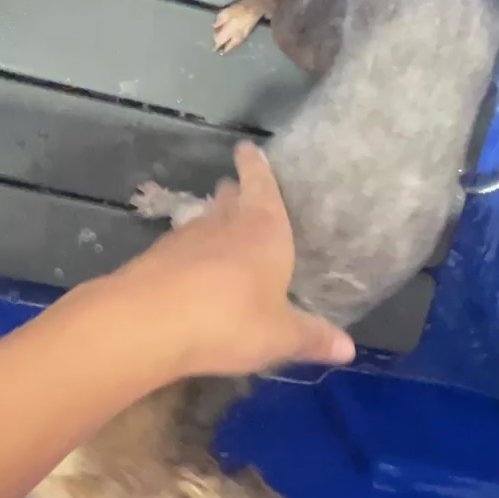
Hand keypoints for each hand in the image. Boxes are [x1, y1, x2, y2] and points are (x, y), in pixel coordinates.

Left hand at [101, 143, 355, 376]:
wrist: (149, 322)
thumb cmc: (231, 320)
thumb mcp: (280, 336)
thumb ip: (311, 338)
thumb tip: (349, 349)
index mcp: (265, 230)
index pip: (261, 184)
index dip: (256, 166)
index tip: (247, 148)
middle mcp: (225, 224)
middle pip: (230, 199)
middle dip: (235, 192)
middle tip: (236, 188)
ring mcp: (185, 239)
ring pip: (203, 222)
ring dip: (211, 222)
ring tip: (219, 229)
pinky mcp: (155, 260)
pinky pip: (179, 250)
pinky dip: (188, 254)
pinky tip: (189, 271)